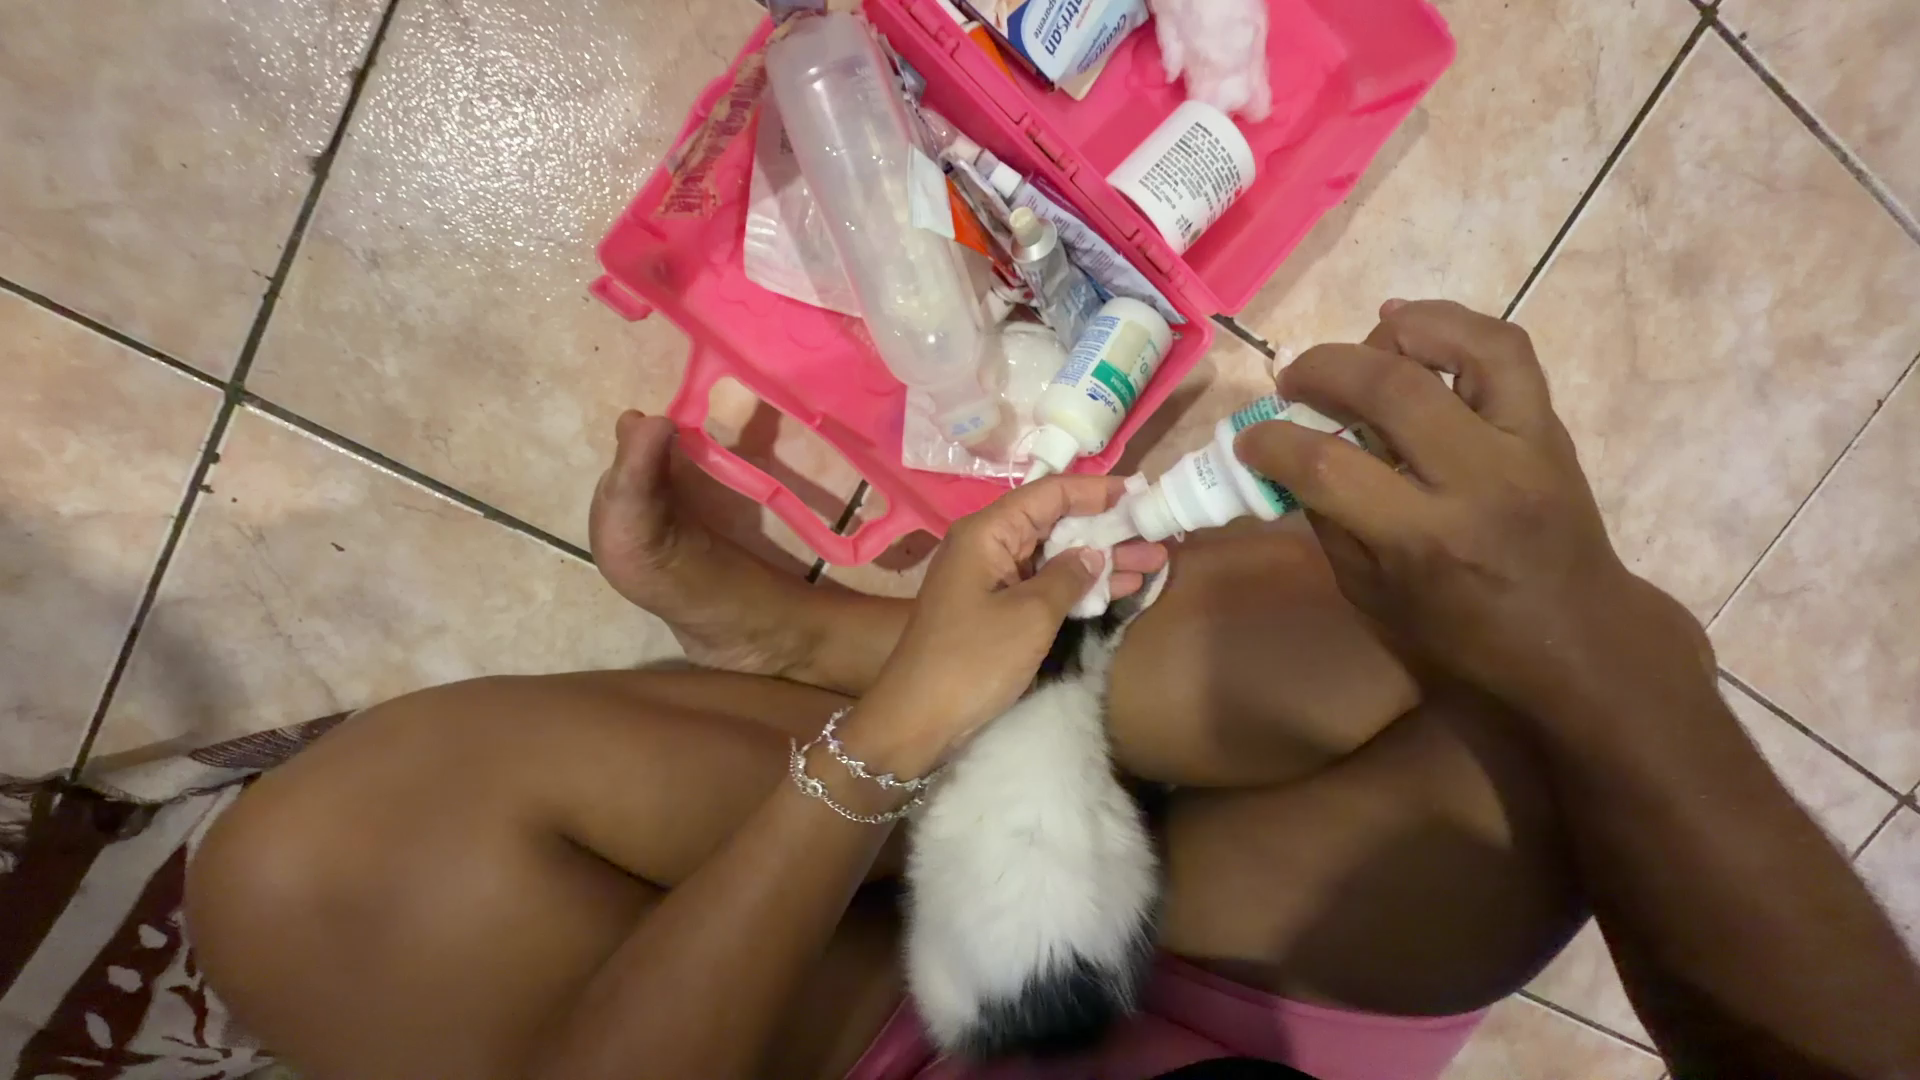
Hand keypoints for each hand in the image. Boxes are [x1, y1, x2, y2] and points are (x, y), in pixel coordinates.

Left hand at [847, 477, 1166, 773]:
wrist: (918, 718)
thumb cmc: (972, 660)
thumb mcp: (1029, 616)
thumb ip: (1068, 577)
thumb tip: (1094, 554)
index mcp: (987, 532)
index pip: (1049, 494)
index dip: (1096, 491)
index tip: (1140, 494)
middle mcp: (987, 545)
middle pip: (1054, 523)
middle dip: (1107, 529)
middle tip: (1157, 537)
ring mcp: (991, 577)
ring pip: (1053, 555)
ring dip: (1100, 560)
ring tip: (1154, 562)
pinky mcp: (995, 607)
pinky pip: (1043, 584)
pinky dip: (1078, 586)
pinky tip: (1119, 588)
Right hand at [1234, 300, 1708, 718]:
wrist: (1576, 639)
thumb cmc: (1458, 634)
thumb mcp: (1369, 593)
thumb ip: (1329, 520)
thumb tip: (1293, 461)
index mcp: (1423, 538)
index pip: (1328, 467)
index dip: (1272, 444)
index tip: (1248, 441)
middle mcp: (1478, 480)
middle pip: (1391, 388)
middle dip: (1322, 370)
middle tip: (1290, 381)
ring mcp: (1524, 445)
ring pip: (1466, 348)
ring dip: (1397, 332)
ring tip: (1359, 342)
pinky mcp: (1549, 427)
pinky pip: (1506, 351)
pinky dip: (1451, 325)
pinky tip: (1407, 325)